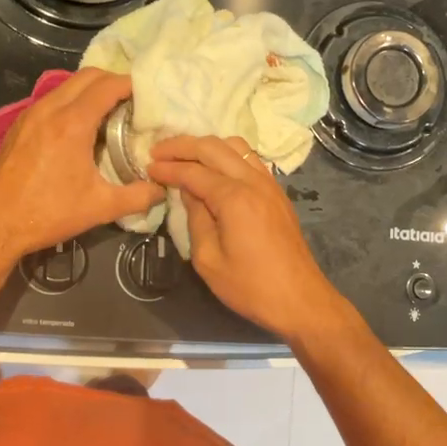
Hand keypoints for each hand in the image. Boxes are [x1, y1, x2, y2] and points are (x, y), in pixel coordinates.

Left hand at [0, 69, 163, 261]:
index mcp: (72, 123)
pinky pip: (51, 100)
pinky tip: (80, 128)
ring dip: (90, 91)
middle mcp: (49, 110)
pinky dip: (71, 102)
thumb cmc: (48, 214)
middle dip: (112, 81)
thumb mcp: (100, 208)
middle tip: (132, 102)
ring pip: (66, 86)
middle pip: (86, 76)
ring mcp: (30, 115)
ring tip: (109, 114)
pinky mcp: (18, 126)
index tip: (147, 96)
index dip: (131, 85)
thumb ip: (138, 196)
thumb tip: (162, 190)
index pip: (107, 86)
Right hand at [147, 135, 357, 341]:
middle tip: (158, 151)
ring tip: (184, 156)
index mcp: (234, 198)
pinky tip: (213, 167)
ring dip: (206, 146)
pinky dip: (226, 155)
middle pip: (213, 148)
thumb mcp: (208, 260)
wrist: (300, 299)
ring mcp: (269, 184)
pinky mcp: (277, 193)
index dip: (168, 168)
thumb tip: (189, 193)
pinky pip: (249, 160)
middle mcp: (253, 181)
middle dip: (182, 146)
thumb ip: (196, 219)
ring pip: (235, 147)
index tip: (147, 167)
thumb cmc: (250, 286)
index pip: (193, 171)